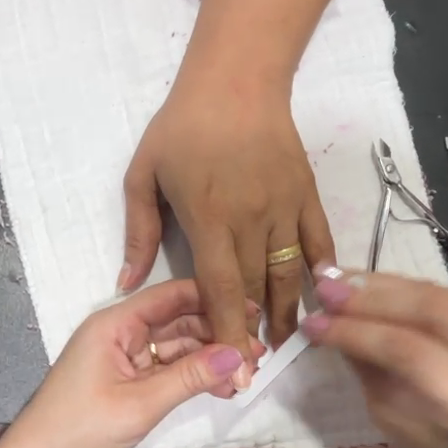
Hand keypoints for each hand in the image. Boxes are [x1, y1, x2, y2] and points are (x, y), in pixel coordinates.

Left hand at [6, 280, 262, 447]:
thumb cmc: (81, 428)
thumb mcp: (140, 403)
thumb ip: (189, 377)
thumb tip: (237, 355)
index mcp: (115, 324)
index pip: (172, 296)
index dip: (214, 300)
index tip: (252, 312)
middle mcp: (120, 333)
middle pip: (178, 321)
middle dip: (217, 336)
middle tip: (257, 355)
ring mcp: (123, 357)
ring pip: (176, 347)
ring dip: (208, 360)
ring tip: (245, 376)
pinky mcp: (126, 380)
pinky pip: (166, 369)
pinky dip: (191, 377)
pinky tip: (220, 387)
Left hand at [122, 76, 336, 354]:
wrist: (237, 78)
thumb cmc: (182, 128)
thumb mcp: (143, 176)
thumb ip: (138, 234)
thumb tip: (125, 284)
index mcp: (208, 221)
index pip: (220, 290)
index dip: (227, 333)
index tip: (232, 369)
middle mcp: (251, 221)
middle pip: (256, 290)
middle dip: (255, 334)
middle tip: (253, 368)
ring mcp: (284, 208)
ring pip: (289, 272)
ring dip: (288, 311)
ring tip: (283, 342)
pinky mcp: (306, 195)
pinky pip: (318, 241)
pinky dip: (321, 271)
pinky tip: (322, 298)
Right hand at [304, 271, 447, 447]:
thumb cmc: (434, 447)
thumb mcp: (389, 414)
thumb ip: (368, 364)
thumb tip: (329, 319)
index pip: (410, 351)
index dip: (357, 331)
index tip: (313, 322)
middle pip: (431, 311)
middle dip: (370, 298)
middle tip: (324, 288)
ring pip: (442, 295)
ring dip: (385, 286)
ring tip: (341, 281)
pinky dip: (407, 290)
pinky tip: (372, 286)